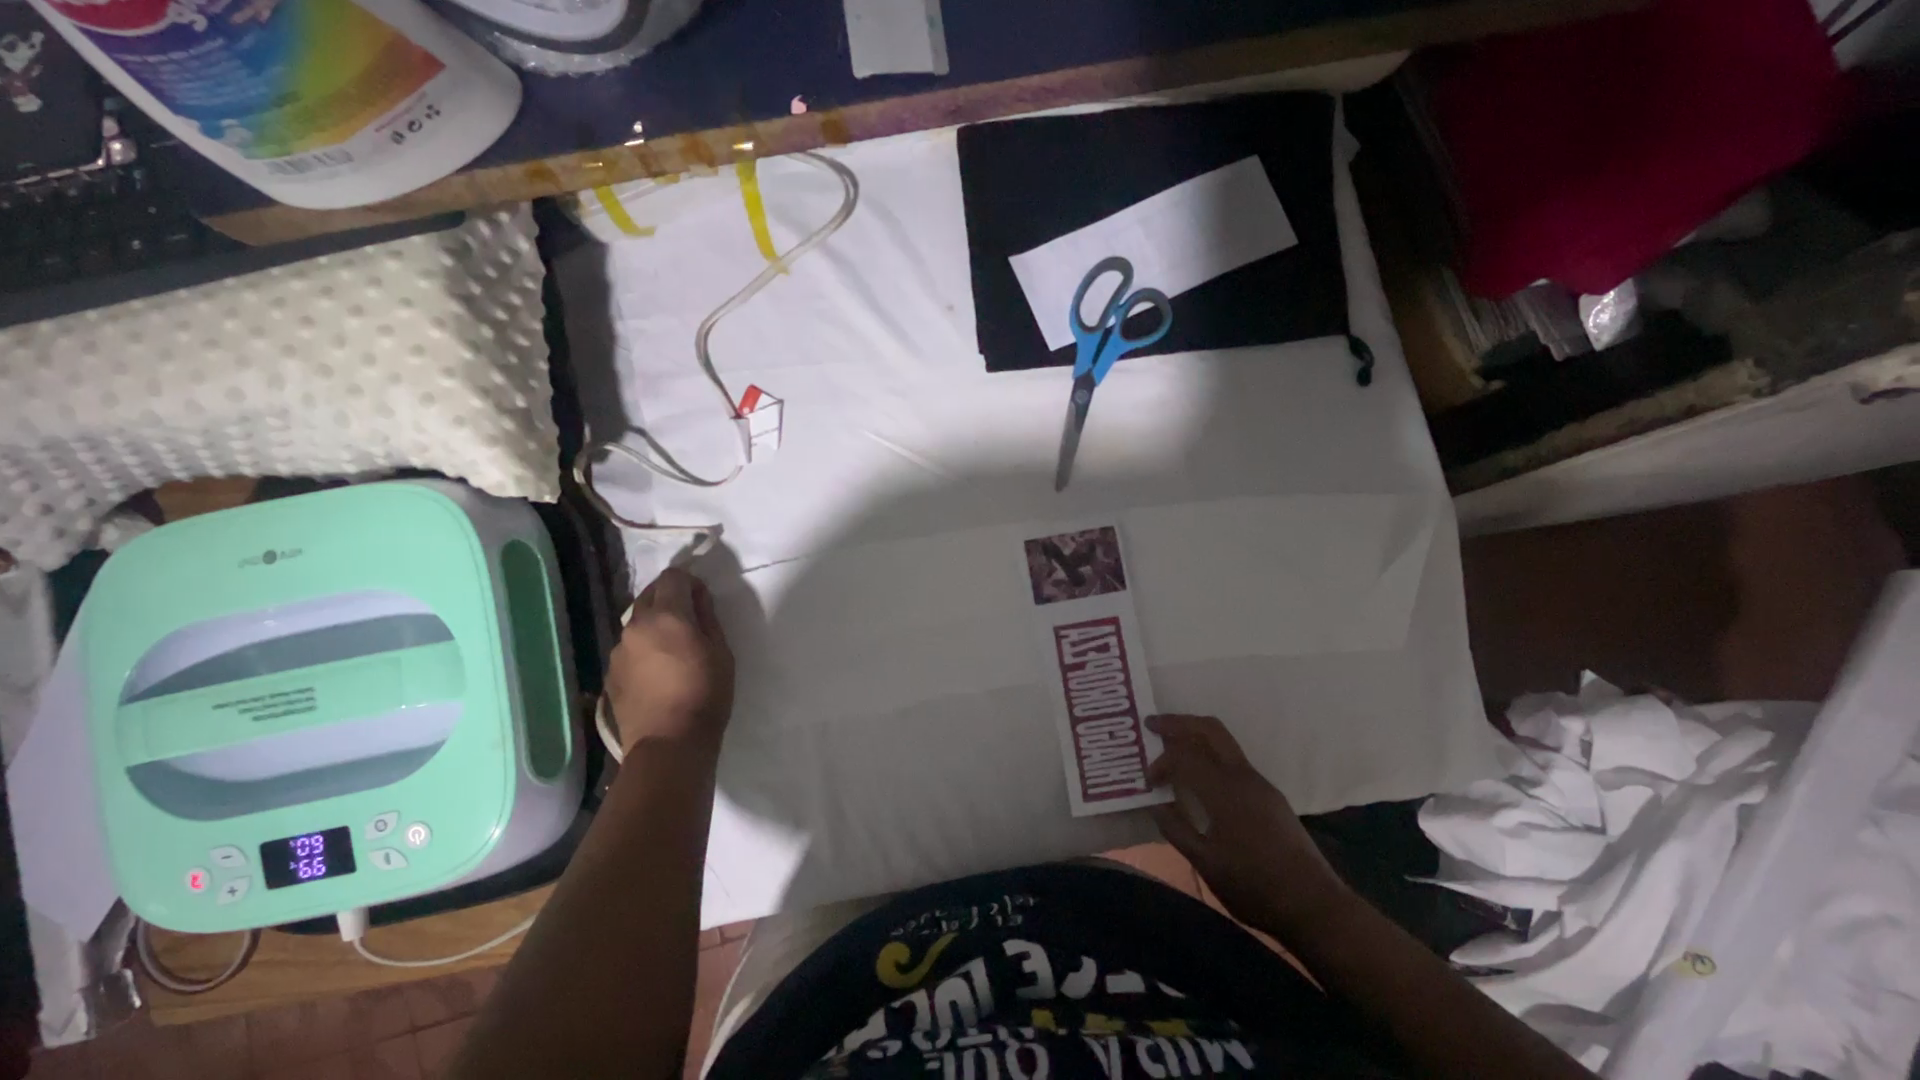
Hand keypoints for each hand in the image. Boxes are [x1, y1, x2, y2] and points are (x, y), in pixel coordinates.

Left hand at [604, 568, 734, 755]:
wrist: (668, 743)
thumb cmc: (705, 695)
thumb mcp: (721, 653)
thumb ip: (708, 618)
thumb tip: (698, 597)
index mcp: (666, 615)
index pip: (672, 577)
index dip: (689, 582)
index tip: (701, 599)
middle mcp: (636, 625)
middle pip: (649, 595)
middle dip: (669, 599)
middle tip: (689, 621)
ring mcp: (619, 650)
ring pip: (636, 623)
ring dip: (654, 626)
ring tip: (671, 651)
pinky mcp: (611, 673)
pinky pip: (629, 649)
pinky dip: (643, 650)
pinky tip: (657, 674)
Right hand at [1146, 714, 1351, 936]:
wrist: (1311, 903)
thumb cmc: (1253, 886)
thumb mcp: (1205, 863)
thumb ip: (1176, 828)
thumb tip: (1156, 804)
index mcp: (1224, 790)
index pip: (1184, 755)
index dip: (1161, 762)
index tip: (1147, 782)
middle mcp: (1244, 777)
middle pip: (1210, 730)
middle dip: (1179, 723)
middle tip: (1152, 724)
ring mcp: (1260, 784)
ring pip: (1225, 743)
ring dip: (1196, 737)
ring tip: (1172, 748)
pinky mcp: (1270, 796)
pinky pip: (1234, 762)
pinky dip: (1211, 757)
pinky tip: (1200, 779)